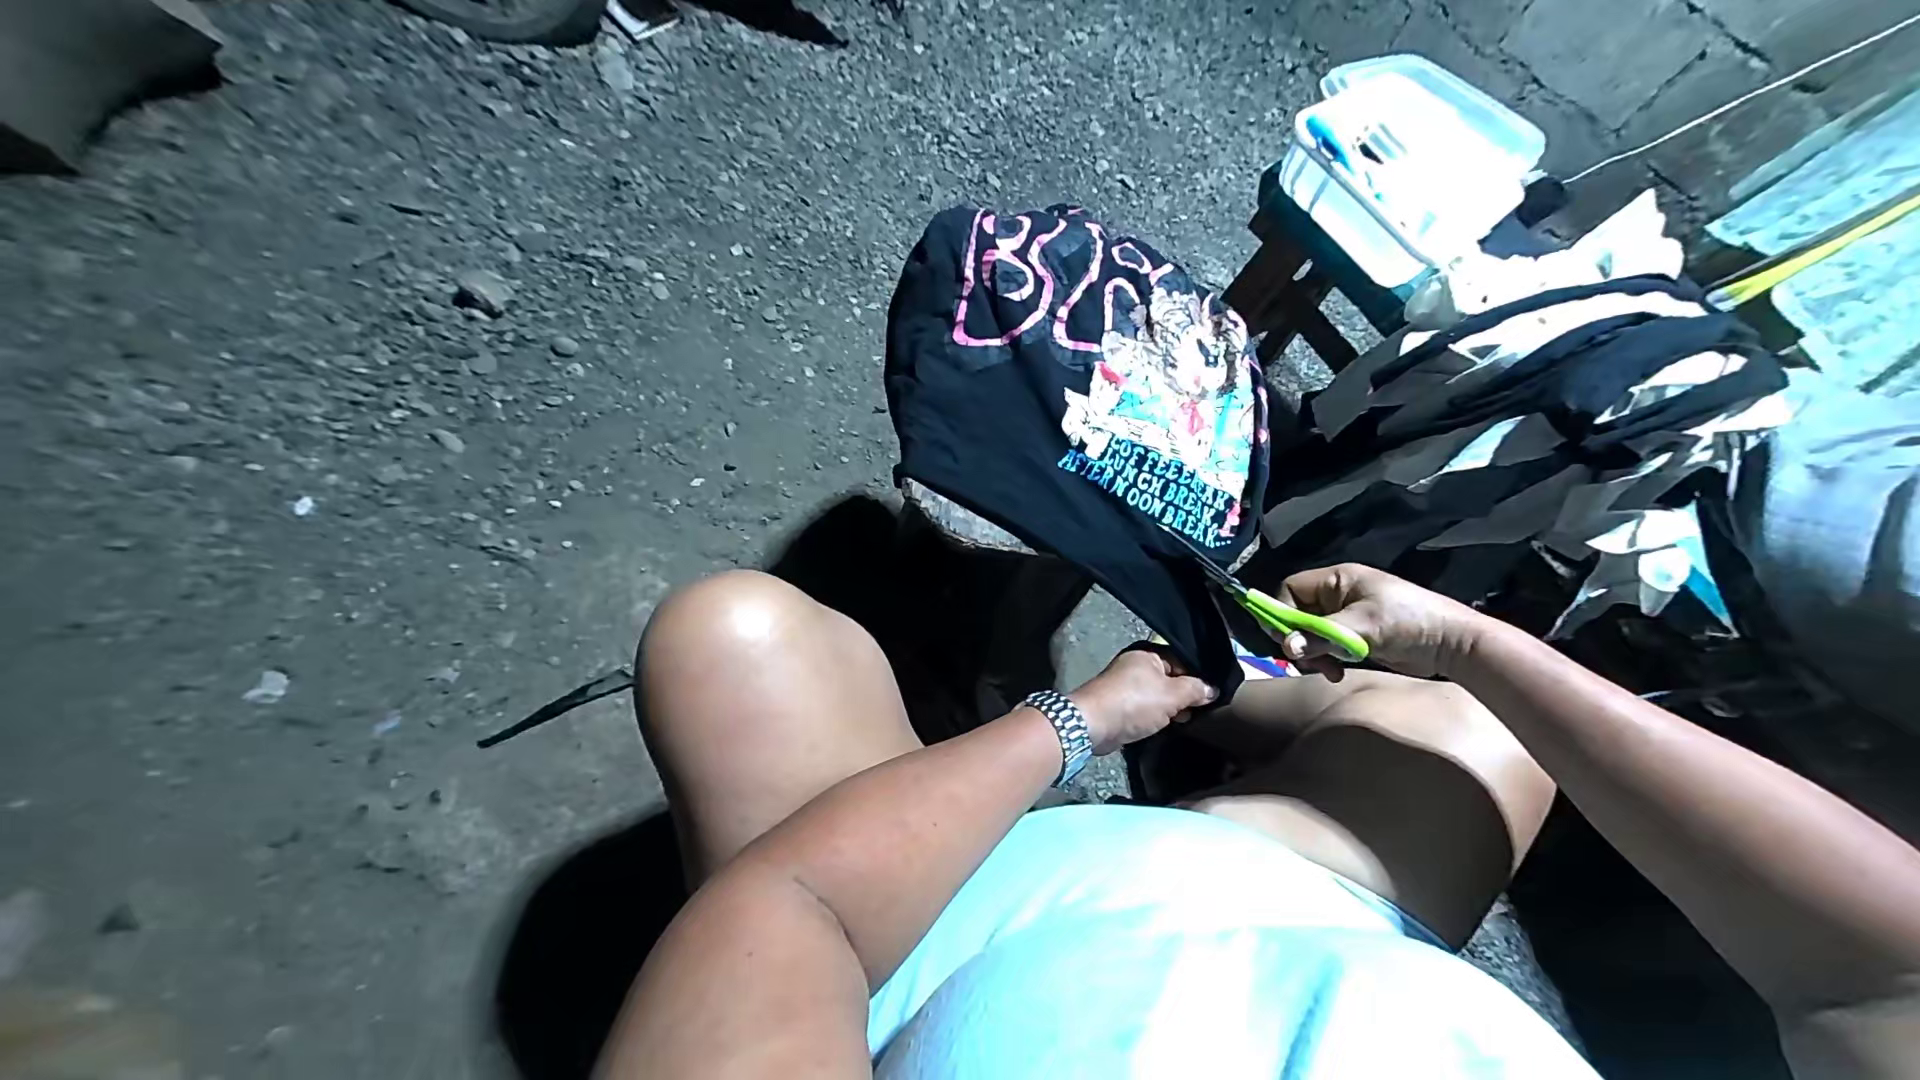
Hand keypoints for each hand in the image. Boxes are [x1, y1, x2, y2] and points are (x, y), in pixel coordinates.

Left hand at [1067, 645, 1217, 754]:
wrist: (1094, 724)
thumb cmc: (1135, 703)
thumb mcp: (1172, 694)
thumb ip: (1195, 690)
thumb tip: (1212, 689)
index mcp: (1146, 654)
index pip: (1181, 659)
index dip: (1199, 676)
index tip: (1213, 693)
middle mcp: (1136, 665)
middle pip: (1170, 677)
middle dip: (1186, 693)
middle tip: (1202, 709)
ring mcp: (1127, 685)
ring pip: (1159, 694)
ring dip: (1173, 706)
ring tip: (1188, 719)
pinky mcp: (1122, 704)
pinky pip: (1147, 706)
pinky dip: (1159, 714)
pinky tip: (1170, 724)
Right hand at [1274, 563, 1487, 679]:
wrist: (1454, 643)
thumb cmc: (1408, 621)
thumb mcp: (1361, 627)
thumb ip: (1321, 635)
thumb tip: (1286, 646)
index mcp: (1336, 580)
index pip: (1289, 589)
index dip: (1281, 611)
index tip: (1287, 638)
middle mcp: (1335, 595)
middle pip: (1295, 613)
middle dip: (1298, 638)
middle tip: (1307, 660)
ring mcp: (1344, 616)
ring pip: (1307, 633)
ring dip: (1312, 653)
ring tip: (1328, 669)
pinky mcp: (1353, 636)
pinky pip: (1324, 646)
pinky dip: (1325, 660)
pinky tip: (1336, 672)